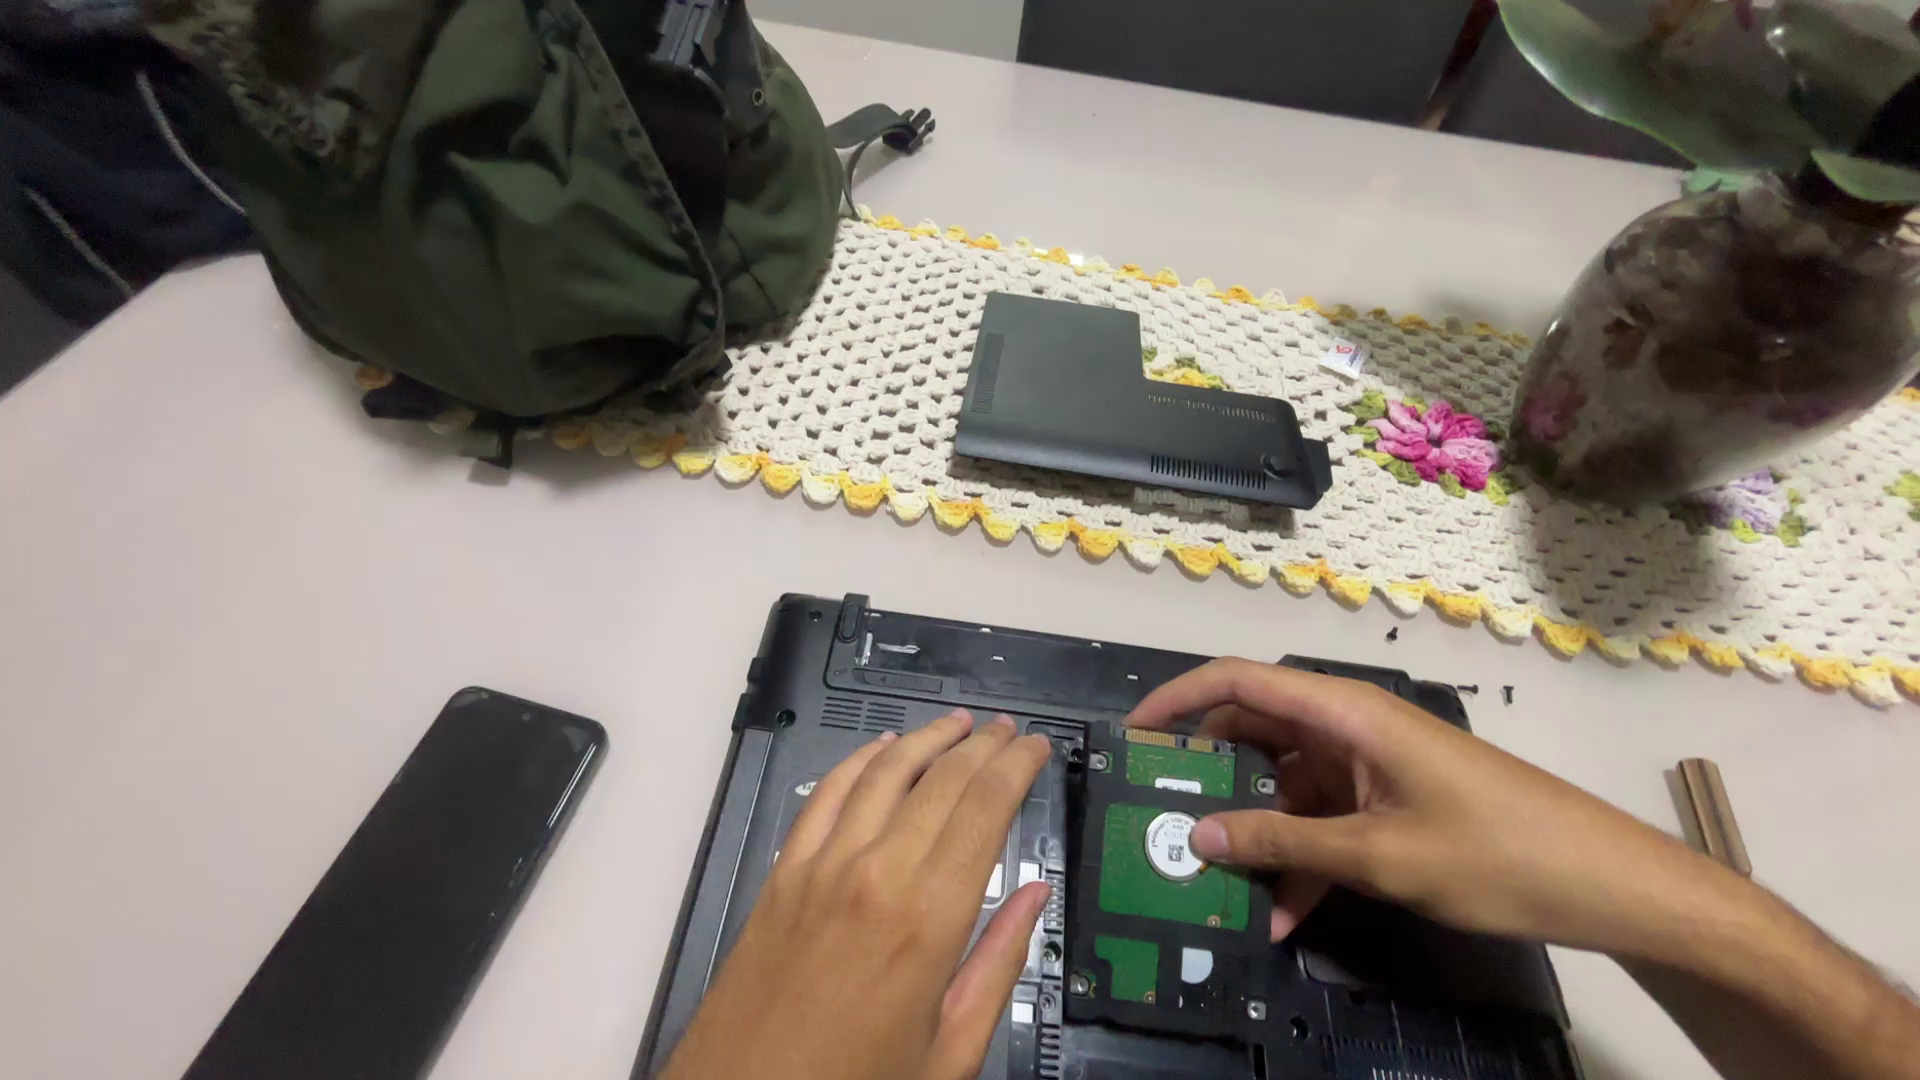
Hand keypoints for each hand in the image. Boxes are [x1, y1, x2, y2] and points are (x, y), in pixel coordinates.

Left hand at [660, 711, 1052, 1079]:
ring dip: (928, 738)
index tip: (1036, 747)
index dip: (1017, 766)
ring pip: (886, 772)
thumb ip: (999, 964)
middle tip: (1008, 729)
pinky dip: (861, 760)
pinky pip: (828, 793)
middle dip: (983, 746)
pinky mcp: (785, 869)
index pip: (985, 808)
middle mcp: (877, 871)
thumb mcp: (950, 1051)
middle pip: (942, 779)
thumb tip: (1036, 895)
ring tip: (959, 723)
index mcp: (928, 917)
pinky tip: (884, 747)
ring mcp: (823, 864)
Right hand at [1127, 659, 1739, 959]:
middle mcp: (1345, 728)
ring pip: (1282, 787)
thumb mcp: (1379, 855)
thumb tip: (1197, 837)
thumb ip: (1283, 844)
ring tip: (1211, 881)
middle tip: (1158, 814)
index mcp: (1344, 712)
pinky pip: (1320, 823)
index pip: (1241, 681)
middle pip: (1254, 735)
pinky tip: (1278, 915)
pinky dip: (1298, 861)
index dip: (1179, 699)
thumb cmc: (1498, 853)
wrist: (1617, 889)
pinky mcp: (1383, 802)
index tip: (1136, 736)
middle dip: (1207, 777)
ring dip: (1254, 834)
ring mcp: (1364, 767)